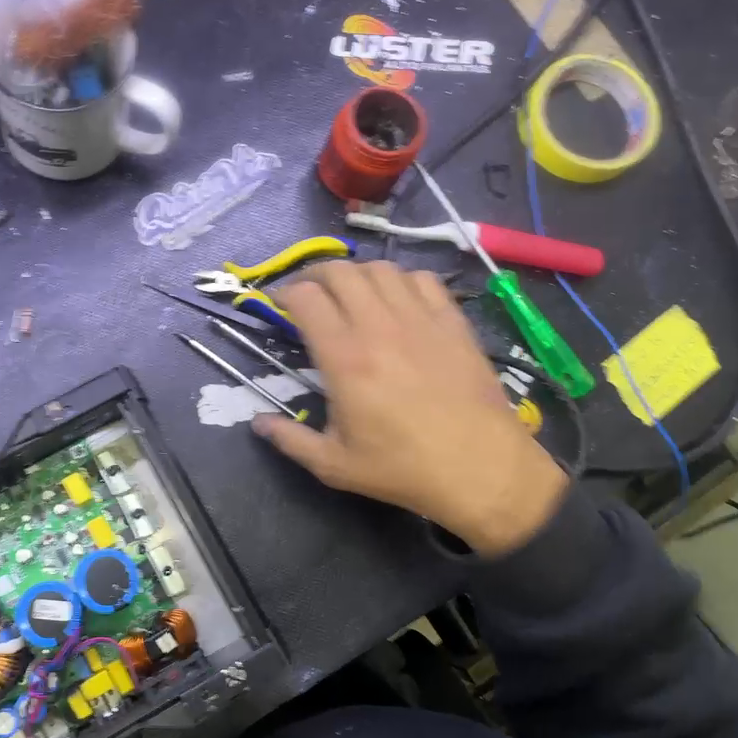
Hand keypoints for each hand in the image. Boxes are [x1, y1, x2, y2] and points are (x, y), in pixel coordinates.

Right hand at [252, 261, 567, 556]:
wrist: (479, 468)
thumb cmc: (401, 468)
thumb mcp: (333, 464)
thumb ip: (290, 439)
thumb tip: (258, 423)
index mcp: (344, 359)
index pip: (306, 299)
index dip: (285, 293)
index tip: (278, 304)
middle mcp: (379, 328)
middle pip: (340, 272)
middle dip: (314, 275)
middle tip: (307, 292)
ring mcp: (420, 320)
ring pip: (380, 269)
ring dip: (356, 274)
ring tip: (349, 292)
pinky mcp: (452, 323)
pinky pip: (422, 280)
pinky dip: (401, 279)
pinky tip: (396, 298)